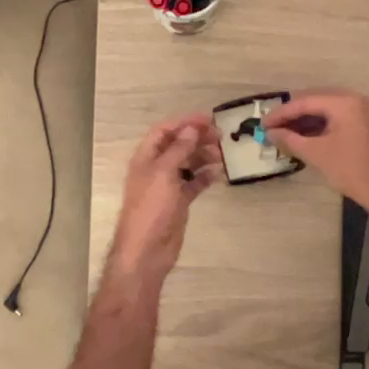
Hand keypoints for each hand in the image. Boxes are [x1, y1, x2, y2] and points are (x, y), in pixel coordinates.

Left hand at [108, 114, 220, 279]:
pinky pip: (193, 184)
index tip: (207, 119)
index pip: (164, 131)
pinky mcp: (178, 202)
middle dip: (197, 138)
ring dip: (203, 156)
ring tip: (222, 155)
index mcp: (146, 158)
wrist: (147, 249)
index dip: (183, 122)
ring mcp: (167, 186)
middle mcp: (156, 169)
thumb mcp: (164, 173)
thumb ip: (178, 149)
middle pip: (177, 146)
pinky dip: (205, 177)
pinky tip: (218, 174)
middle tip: (220, 137)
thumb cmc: (151, 208)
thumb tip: (191, 129)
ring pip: (187, 164)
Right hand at [266, 89, 368, 211]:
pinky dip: (317, 126)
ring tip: (282, 134)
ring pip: (324, 110)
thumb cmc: (349, 169)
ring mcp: (360, 111)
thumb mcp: (315, 153)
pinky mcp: (362, 123)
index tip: (262, 124)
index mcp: (343, 102)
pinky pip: (334, 118)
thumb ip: (289, 139)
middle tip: (270, 128)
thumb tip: (269, 133)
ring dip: (303, 121)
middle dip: (291, 116)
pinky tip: (301, 137)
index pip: (304, 102)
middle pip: (314, 101)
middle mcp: (353, 99)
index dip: (280, 113)